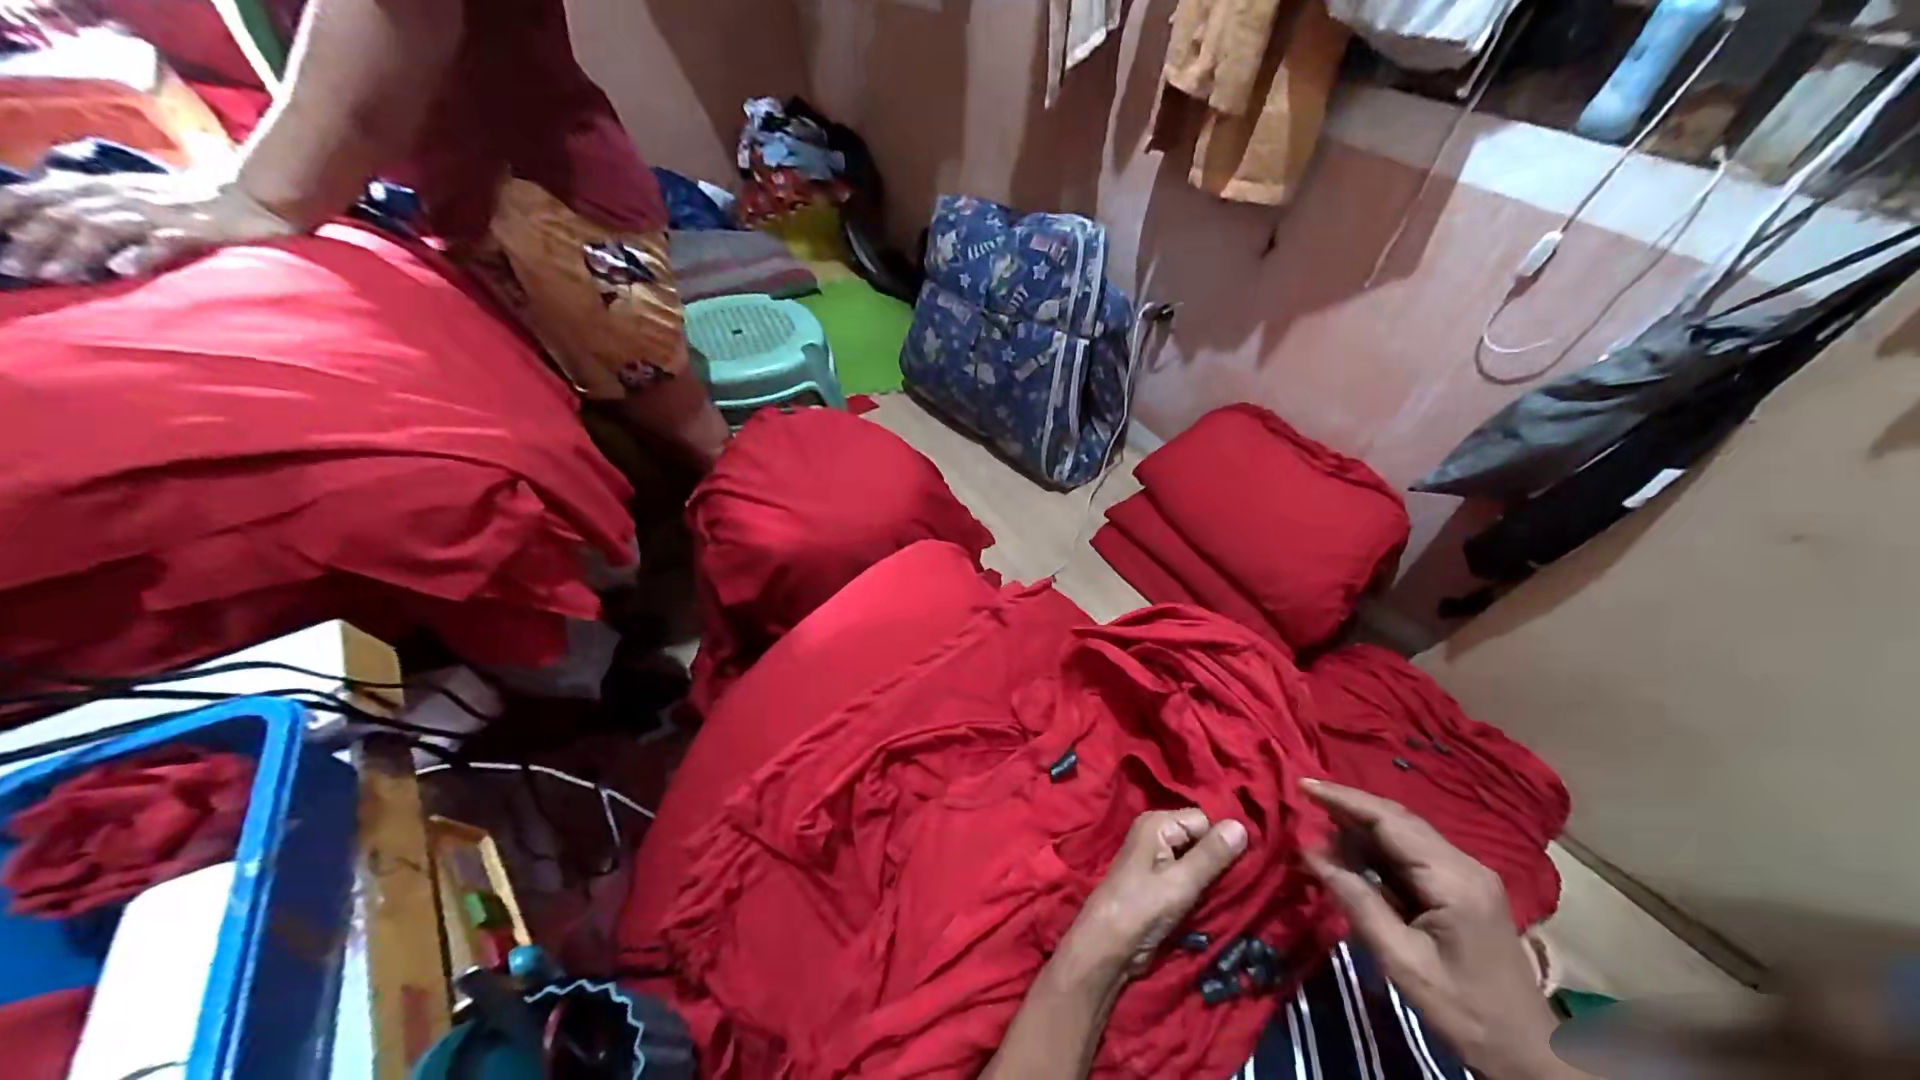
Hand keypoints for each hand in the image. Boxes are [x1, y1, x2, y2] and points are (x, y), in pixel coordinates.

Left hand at [0, 173, 296, 282]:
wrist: (255, 197)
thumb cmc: (198, 202)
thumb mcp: (138, 196)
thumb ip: (101, 206)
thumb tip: (57, 225)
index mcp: (100, 187)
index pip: (34, 195)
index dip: (5, 213)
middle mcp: (117, 197)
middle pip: (60, 215)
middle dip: (31, 240)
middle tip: (11, 268)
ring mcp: (156, 214)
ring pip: (98, 227)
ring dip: (73, 251)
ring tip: (55, 275)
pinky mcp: (194, 231)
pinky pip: (160, 242)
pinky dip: (140, 255)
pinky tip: (124, 270)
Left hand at [1059, 808, 1248, 985]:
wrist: (1111, 944)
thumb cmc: (1142, 907)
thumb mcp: (1182, 881)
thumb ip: (1212, 854)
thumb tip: (1242, 824)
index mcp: (1157, 823)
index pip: (1205, 819)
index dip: (1225, 839)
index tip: (1249, 861)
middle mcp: (1157, 833)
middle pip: (1202, 836)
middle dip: (1222, 857)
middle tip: (1248, 878)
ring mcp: (1158, 856)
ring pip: (1199, 857)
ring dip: (1216, 874)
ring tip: (1239, 889)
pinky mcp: (1162, 879)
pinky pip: (1192, 874)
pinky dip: (1205, 884)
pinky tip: (1222, 896)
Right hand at [1302, 779, 1583, 1079]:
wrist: (1528, 1055)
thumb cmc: (1463, 1011)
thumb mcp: (1400, 959)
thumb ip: (1356, 899)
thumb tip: (1310, 850)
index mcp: (1453, 879)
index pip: (1389, 821)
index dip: (1343, 799)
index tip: (1303, 785)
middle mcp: (1464, 865)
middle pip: (1397, 819)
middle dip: (1348, 806)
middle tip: (1304, 799)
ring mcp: (1467, 875)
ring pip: (1403, 833)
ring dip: (1360, 826)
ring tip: (1317, 826)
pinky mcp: (1462, 888)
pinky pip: (1411, 853)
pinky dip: (1376, 847)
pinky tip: (1349, 852)